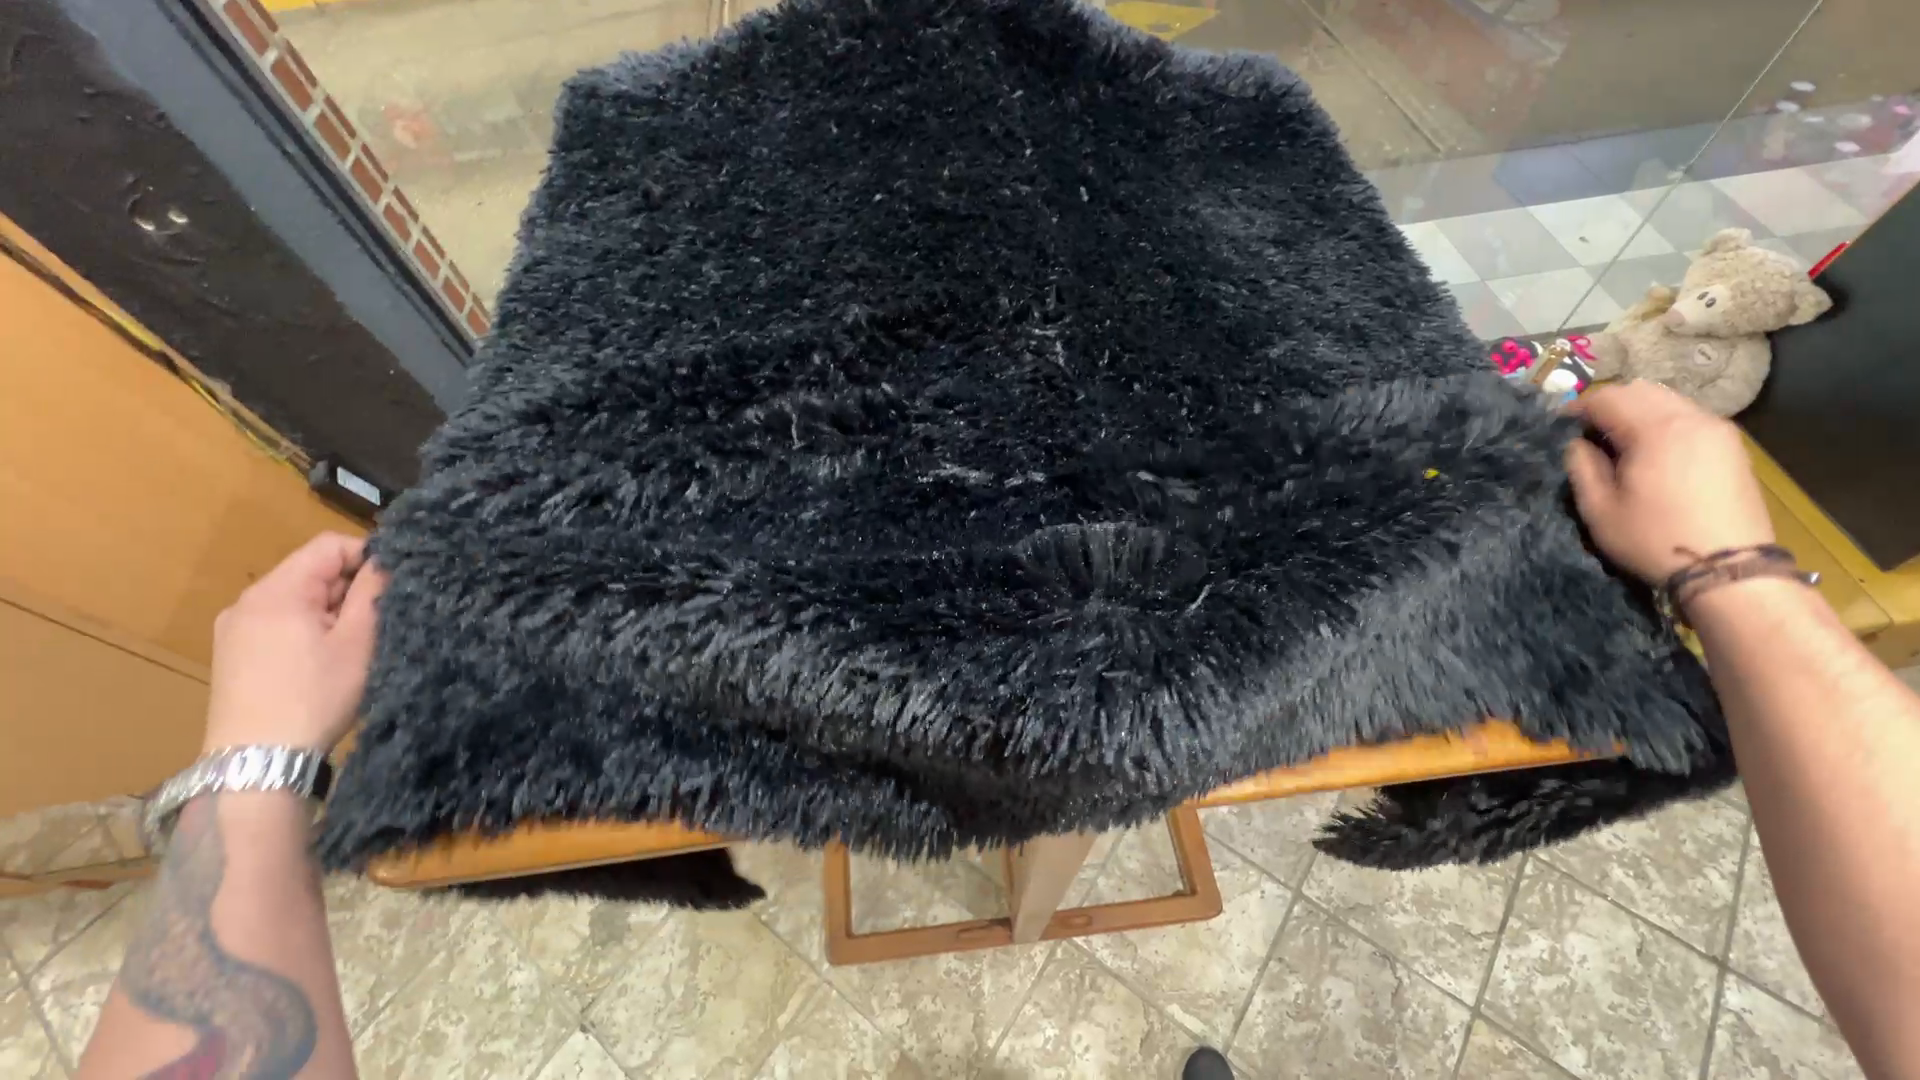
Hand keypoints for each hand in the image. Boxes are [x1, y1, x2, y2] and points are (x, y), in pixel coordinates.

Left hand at [203, 533, 387, 753]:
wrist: (258, 759)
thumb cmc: (317, 694)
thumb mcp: (359, 640)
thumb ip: (373, 590)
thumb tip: (387, 559)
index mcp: (277, 591)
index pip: (330, 545)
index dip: (368, 557)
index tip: (391, 588)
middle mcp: (247, 601)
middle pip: (312, 571)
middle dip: (349, 589)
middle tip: (375, 624)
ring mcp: (234, 628)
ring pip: (298, 598)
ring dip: (331, 612)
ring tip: (351, 647)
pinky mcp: (232, 652)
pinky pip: (280, 622)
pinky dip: (308, 629)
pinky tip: (321, 662)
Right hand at [1564, 382, 1774, 583]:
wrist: (1728, 567)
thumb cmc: (1652, 537)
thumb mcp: (1598, 507)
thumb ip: (1581, 466)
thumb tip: (1576, 443)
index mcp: (1656, 430)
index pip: (1608, 398)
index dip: (1576, 409)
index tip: (1558, 428)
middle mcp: (1692, 419)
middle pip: (1640, 391)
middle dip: (1606, 405)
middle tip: (1585, 433)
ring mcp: (1718, 430)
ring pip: (1667, 401)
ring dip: (1636, 412)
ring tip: (1616, 442)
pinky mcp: (1731, 446)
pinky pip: (1687, 417)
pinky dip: (1661, 422)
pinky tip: (1650, 451)